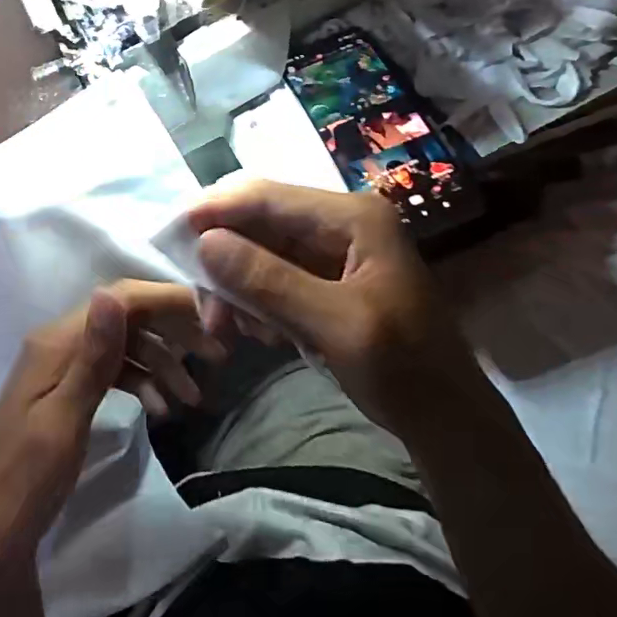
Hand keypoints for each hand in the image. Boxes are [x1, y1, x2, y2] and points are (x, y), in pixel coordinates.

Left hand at [0, 281, 215, 589]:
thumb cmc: (27, 476)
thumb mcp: (64, 419)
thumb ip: (92, 357)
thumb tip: (110, 293)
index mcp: (57, 342)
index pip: (121, 299)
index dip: (167, 299)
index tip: (211, 314)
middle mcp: (60, 343)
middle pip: (127, 319)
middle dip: (172, 332)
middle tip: (216, 356)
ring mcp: (64, 367)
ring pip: (124, 347)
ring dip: (162, 364)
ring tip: (194, 397)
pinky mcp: (68, 390)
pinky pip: (113, 372)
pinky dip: (141, 383)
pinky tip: (161, 409)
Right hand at [187, 180, 478, 432]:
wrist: (444, 419)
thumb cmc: (403, 369)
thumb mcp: (334, 324)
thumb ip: (270, 281)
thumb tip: (206, 243)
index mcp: (353, 217)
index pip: (269, 196)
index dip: (217, 210)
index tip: (172, 238)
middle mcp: (340, 222)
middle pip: (259, 222)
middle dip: (225, 261)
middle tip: (208, 313)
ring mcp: (333, 249)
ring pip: (260, 250)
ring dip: (236, 286)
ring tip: (229, 333)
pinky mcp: (326, 277)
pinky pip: (274, 275)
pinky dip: (255, 300)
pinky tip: (257, 333)